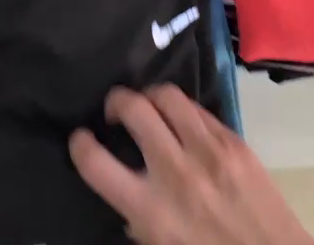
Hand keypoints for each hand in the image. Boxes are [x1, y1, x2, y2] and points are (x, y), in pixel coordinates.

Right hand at [70, 86, 313, 244]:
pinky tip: (182, 121)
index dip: (79, 145)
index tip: (80, 139)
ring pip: (166, 95)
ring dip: (149, 95)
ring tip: (147, 105)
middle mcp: (174, 172)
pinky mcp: (234, 141)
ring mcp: (207, 151)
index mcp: (150, 211)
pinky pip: (198, 109)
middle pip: (133, 109)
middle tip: (115, 111)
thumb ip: (138, 217)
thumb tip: (125, 188)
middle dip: (116, 101)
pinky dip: (182, 110)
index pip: (96, 163)